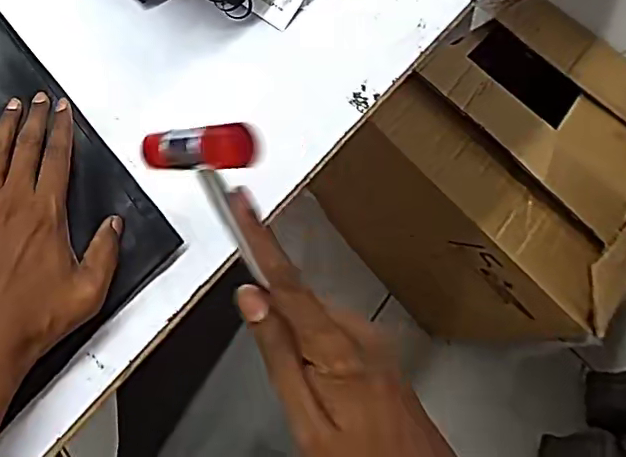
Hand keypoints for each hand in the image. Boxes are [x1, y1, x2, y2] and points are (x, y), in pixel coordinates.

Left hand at [0, 93, 122, 456]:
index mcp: (46, 211)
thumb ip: (105, 252)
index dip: (62, 128)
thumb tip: (115, 223)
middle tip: (40, 98)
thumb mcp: (87, 292)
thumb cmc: (34, 318)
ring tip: (13, 105)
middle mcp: (15, 199)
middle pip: (28, 145)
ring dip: (7, 125)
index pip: (57, 156)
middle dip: (36, 117)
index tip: (62, 110)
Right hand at [232, 192, 457, 456]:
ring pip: (315, 320)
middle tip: (289, 381)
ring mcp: (377, 343)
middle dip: (279, 321)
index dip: (257, 236)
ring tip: (318, 402)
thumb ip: (276, 353)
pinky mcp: (383, 352)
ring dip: (302, 342)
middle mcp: (362, 335)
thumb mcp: (307, 423)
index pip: (284, 280)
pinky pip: (336, 334)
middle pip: (298, 302)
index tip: (241, 202)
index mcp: (338, 350)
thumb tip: (250, 297)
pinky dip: (322, 350)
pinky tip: (335, 397)